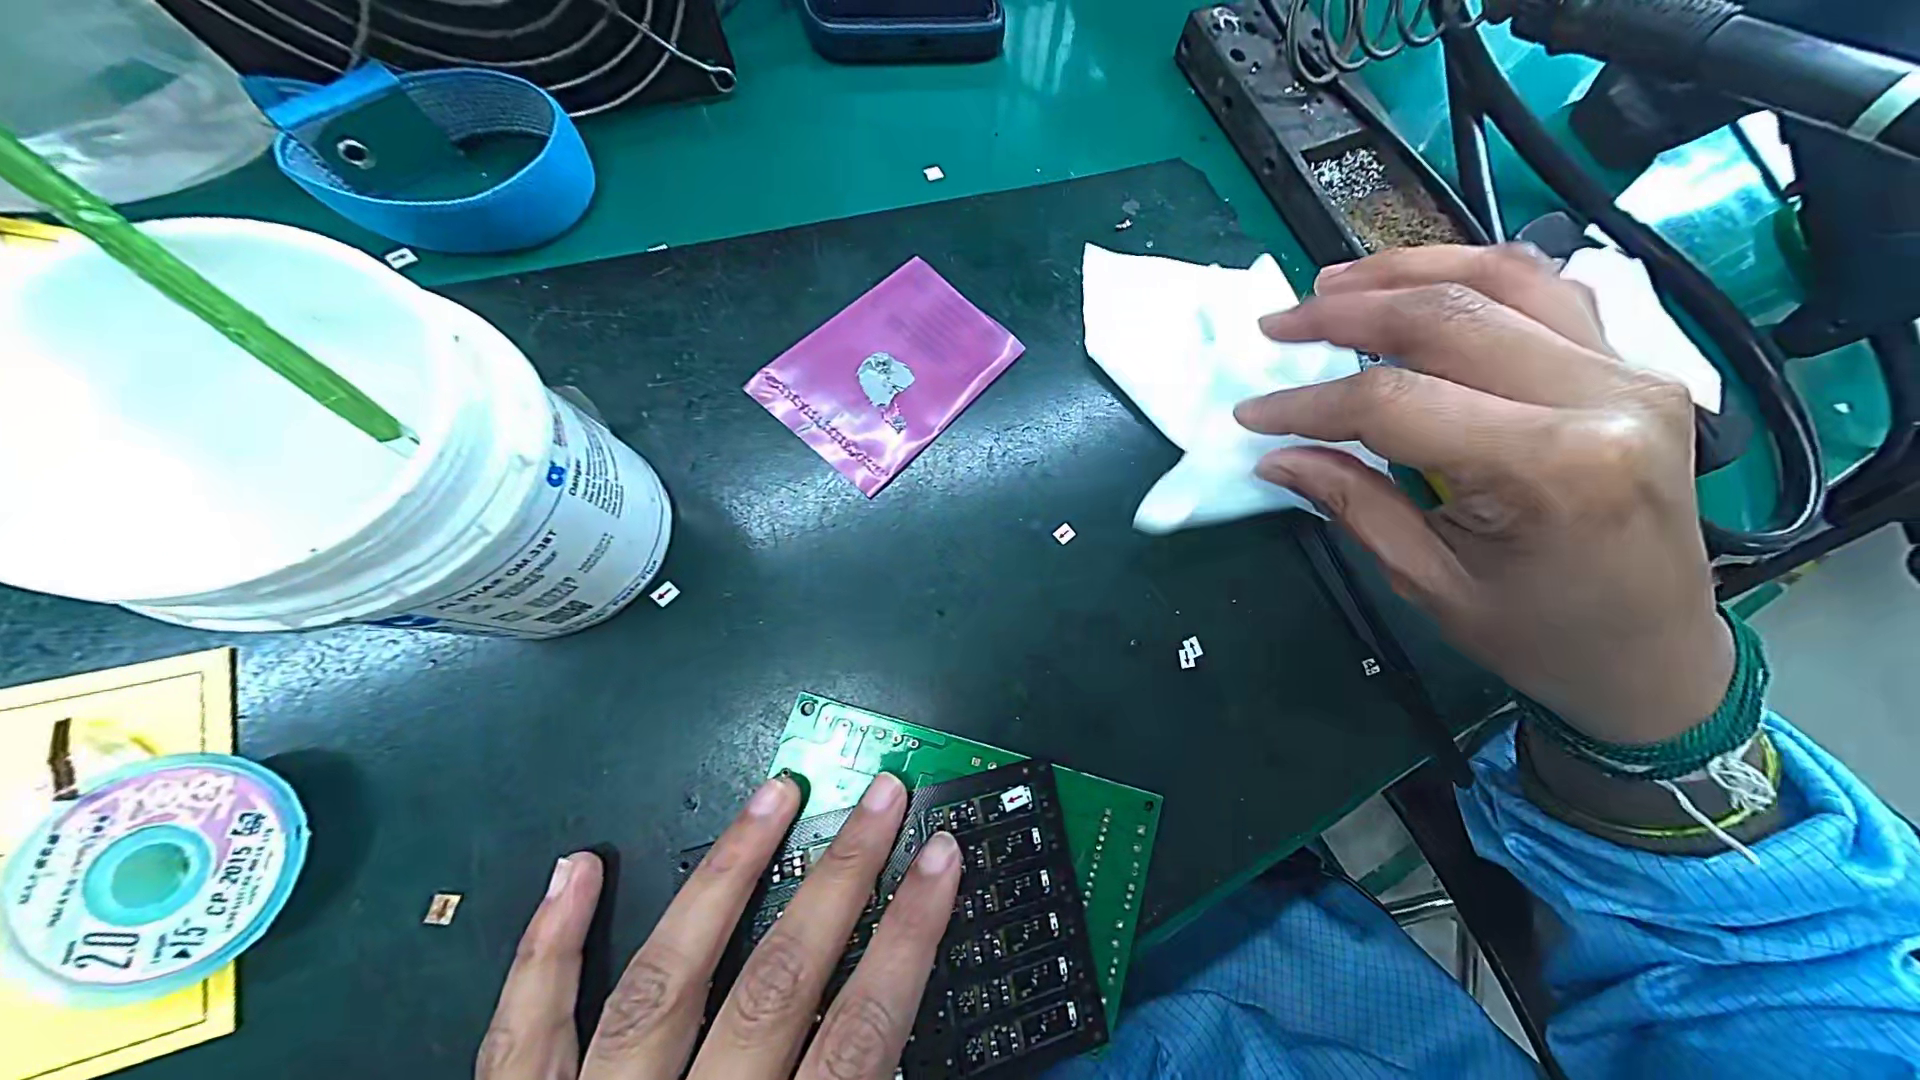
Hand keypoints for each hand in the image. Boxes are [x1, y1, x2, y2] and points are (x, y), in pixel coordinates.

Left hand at [476, 772, 961, 1079]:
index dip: (909, 935)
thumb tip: (901, 1047)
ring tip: (772, 794)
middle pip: (778, 984)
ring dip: (724, 874)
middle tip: (880, 796)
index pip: (863, 1035)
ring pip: (666, 978)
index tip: (942, 858)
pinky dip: (547, 950)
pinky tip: (576, 868)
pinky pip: (523, 1038)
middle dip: (840, 877)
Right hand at [1235, 244, 1732, 744]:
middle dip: (1344, 315)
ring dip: (1405, 271)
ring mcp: (1631, 371)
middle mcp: (1602, 398)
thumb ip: (1351, 501)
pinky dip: (1469, 274)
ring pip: (1502, 278)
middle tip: (1278, 324)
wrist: (1653, 654)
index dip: (1307, 403)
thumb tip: (1274, 456)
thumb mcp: (1425, 579)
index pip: (1394, 402)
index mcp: (1549, 467)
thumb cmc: (1536, 633)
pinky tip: (1416, 282)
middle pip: (1446, 319)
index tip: (1251, 414)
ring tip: (1331, 284)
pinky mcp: (1634, 366)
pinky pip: (1546, 291)